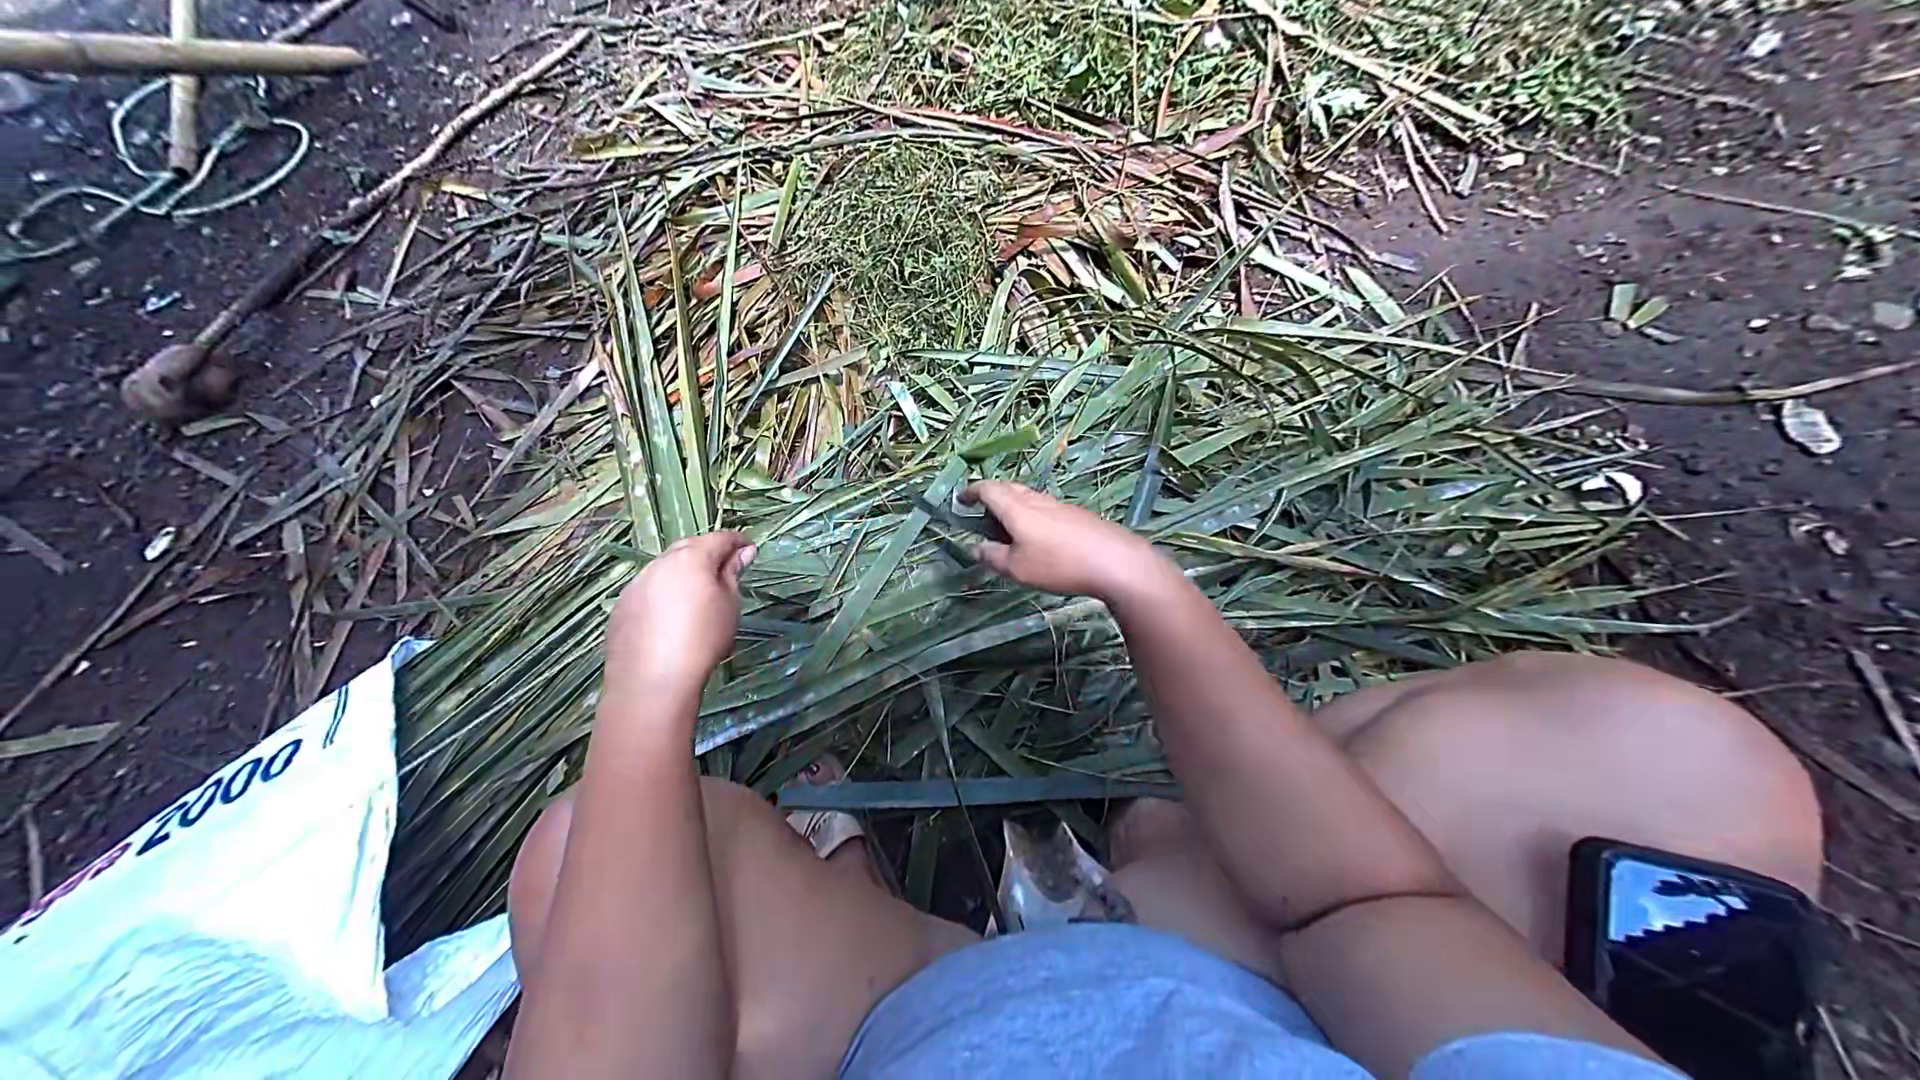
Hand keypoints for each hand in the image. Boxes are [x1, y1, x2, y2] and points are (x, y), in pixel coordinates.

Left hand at [606, 532, 755, 698]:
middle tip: (725, 570)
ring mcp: (636, 584)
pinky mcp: (622, 606)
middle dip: (708, 553)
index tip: (749, 549)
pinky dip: (664, 594)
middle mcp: (660, 563)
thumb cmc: (703, 639)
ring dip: (683, 574)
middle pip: (688, 548)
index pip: (719, 538)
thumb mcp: (729, 605)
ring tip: (698, 597)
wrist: (653, 680)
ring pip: (665, 569)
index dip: (737, 541)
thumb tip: (742, 553)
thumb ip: (733, 574)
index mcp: (691, 558)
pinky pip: (649, 591)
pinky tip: (671, 618)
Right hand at [962, 482, 1172, 602]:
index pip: (988, 489)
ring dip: (1012, 506)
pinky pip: (1045, 508)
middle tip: (981, 513)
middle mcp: (1037, 499)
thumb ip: (992, 557)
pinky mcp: (1076, 516)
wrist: (1115, 561)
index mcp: (1016, 507)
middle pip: (1009, 488)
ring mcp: (1059, 505)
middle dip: (991, 495)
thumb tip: (974, 548)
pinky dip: (1031, 515)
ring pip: (1028, 497)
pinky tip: (1037, 538)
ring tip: (1007, 529)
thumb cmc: (1058, 564)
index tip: (961, 500)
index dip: (971, 491)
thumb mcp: (1017, 568)